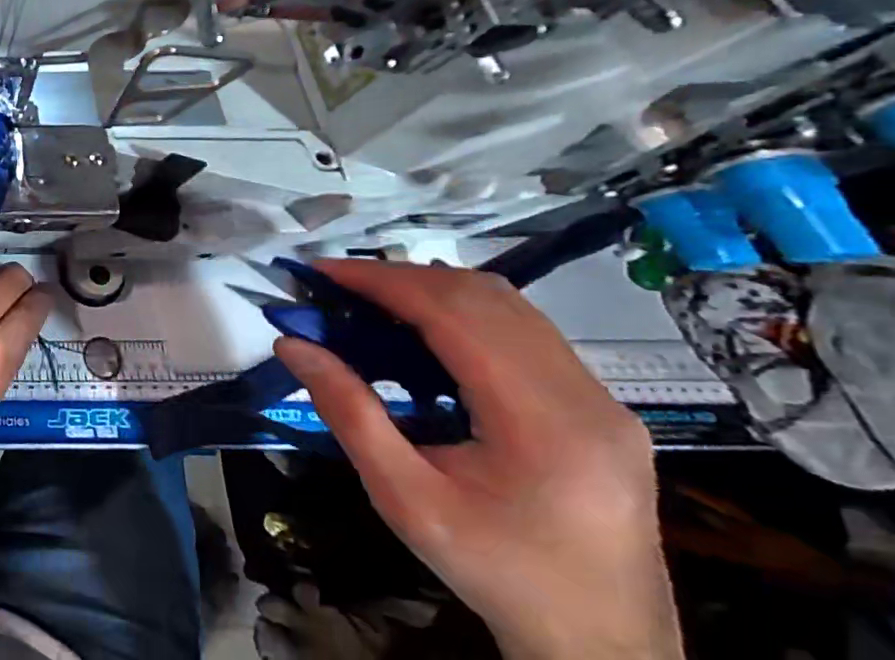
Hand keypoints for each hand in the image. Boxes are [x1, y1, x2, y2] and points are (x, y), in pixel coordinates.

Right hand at [274, 259, 681, 659]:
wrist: (602, 645)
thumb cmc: (495, 572)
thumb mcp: (406, 500)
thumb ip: (349, 414)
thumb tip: (292, 344)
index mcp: (543, 421)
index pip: (455, 314)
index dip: (383, 281)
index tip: (322, 272)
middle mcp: (585, 396)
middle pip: (485, 297)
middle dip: (403, 278)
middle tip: (338, 286)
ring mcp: (602, 399)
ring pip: (510, 307)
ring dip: (434, 291)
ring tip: (373, 302)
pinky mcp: (600, 406)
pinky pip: (526, 333)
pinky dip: (465, 315)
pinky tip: (426, 335)